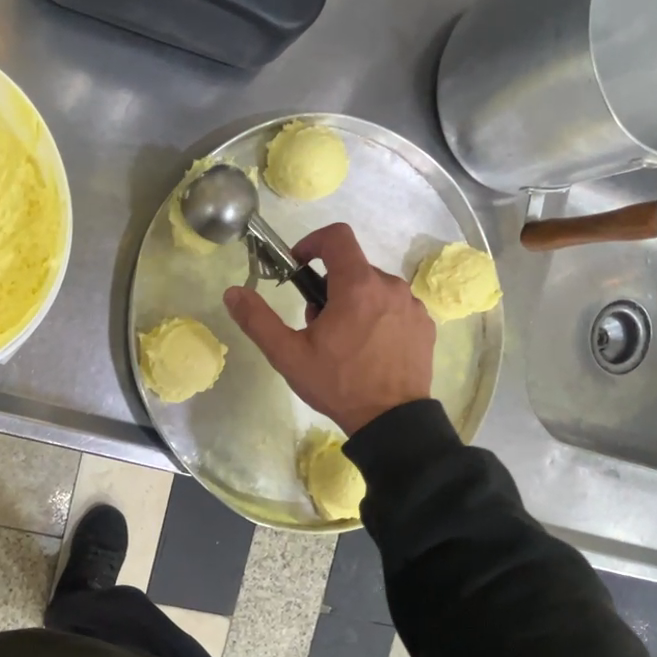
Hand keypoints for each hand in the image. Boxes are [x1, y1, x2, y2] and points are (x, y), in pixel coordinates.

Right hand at [224, 223, 435, 434]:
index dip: (312, 242)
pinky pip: (395, 308)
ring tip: (344, 343)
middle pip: (353, 269)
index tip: (299, 265)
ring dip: (354, 304)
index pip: (336, 236)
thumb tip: (232, 292)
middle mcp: (390, 285)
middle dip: (330, 288)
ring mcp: (411, 304)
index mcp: (357, 285)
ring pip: (374, 289)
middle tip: (317, 326)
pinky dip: (378, 318)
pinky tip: (369, 351)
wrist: (390, 420)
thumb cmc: (337, 384)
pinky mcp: (424, 324)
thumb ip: (258, 320)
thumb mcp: (288, 355)